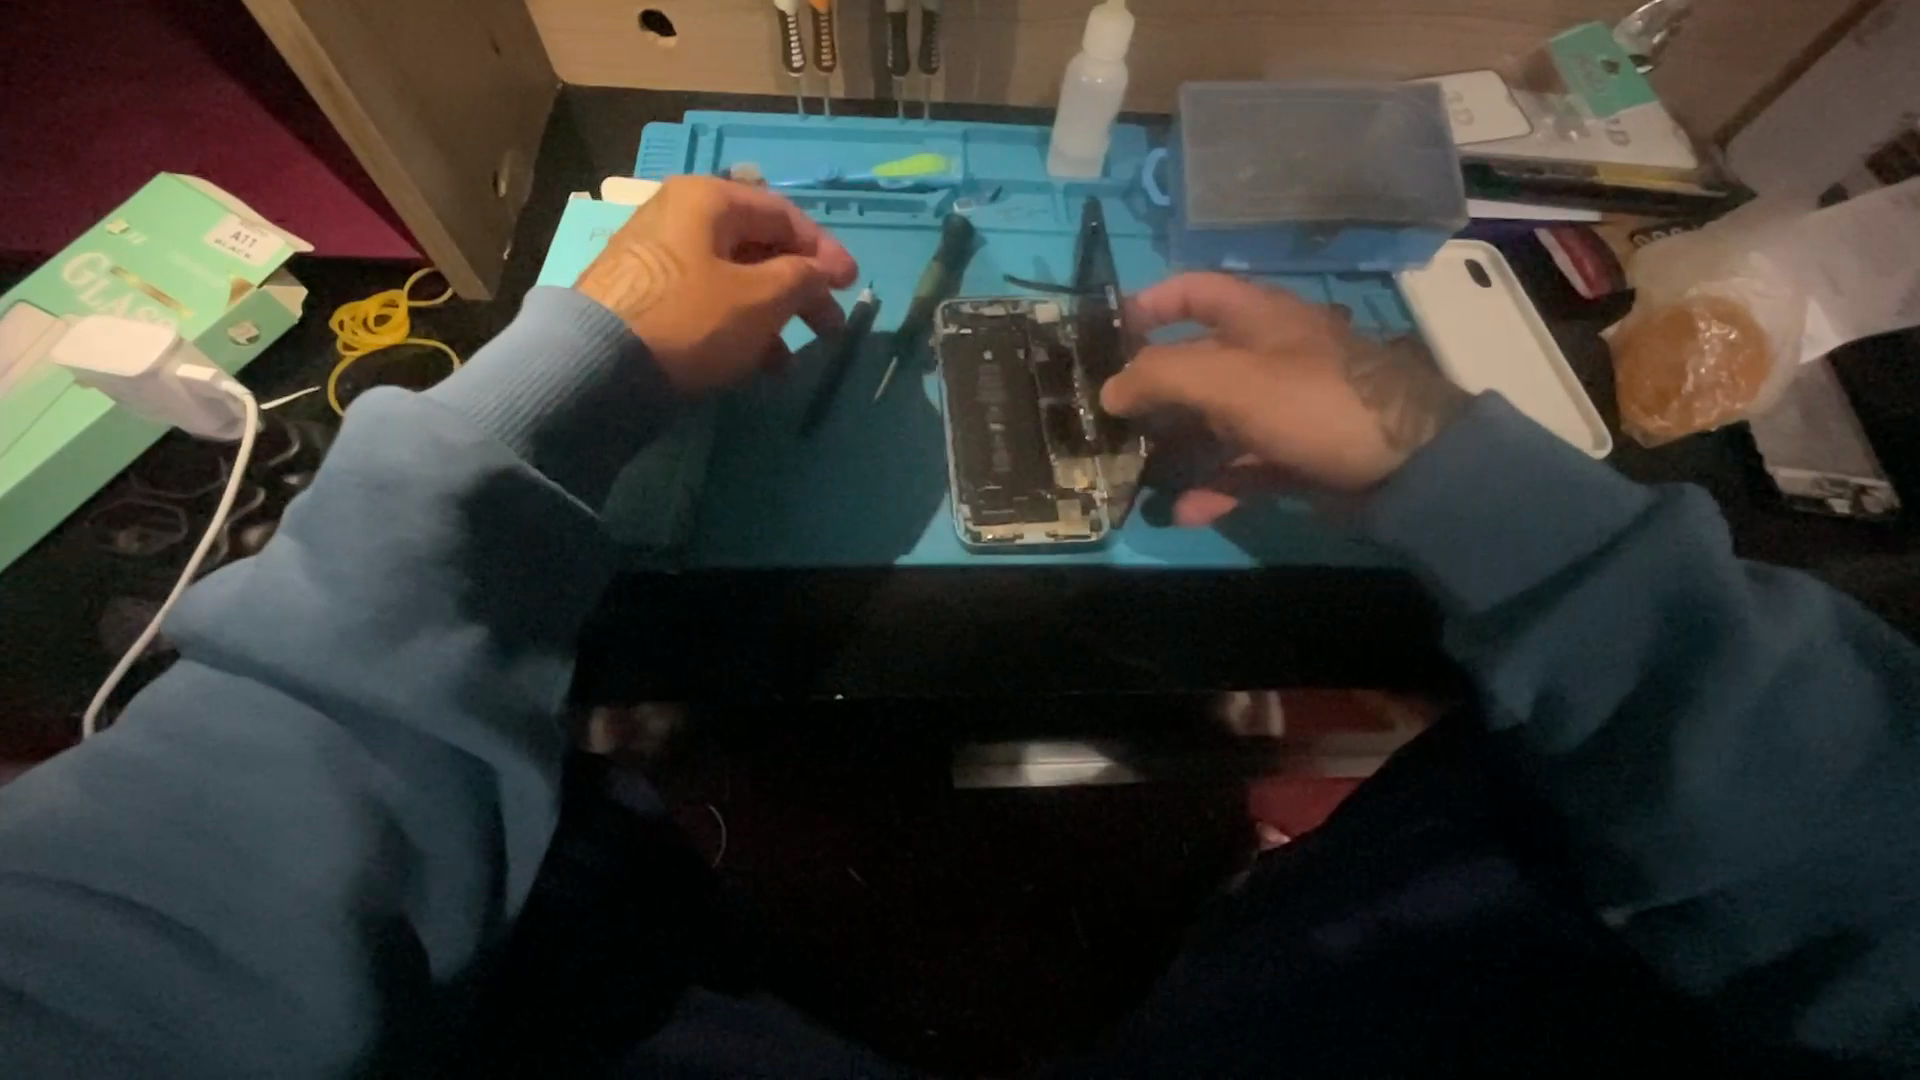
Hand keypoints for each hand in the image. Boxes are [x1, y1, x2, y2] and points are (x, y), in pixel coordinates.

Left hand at [575, 176, 858, 392]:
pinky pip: (709, 303)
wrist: (599, 367)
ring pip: (736, 281)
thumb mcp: (761, 298)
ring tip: (791, 358)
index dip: (825, 251)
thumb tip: (824, 271)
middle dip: (800, 291)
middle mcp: (681, 217)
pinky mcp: (647, 297)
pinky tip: (756, 364)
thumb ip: (803, 278)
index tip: (852, 285)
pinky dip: (739, 328)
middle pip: (760, 249)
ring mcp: (660, 258)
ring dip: (772, 317)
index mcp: (709, 200)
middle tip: (829, 327)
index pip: (784, 215)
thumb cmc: (692, 320)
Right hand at [1100, 273, 1467, 524]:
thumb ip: (1160, 376)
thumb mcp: (1229, 379)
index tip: (1108, 334)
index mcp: (1257, 316)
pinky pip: (1241, 467)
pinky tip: (1184, 512)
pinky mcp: (1295, 453)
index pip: (1193, 290)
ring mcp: (1282, 407)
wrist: (1409, 464)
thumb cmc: (1313, 401)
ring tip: (1137, 471)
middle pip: (1195, 364)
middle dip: (1151, 391)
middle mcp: (1268, 356)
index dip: (1149, 304)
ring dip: (1176, 448)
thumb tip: (1108, 390)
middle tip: (1110, 418)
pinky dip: (1213, 487)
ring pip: (1213, 422)